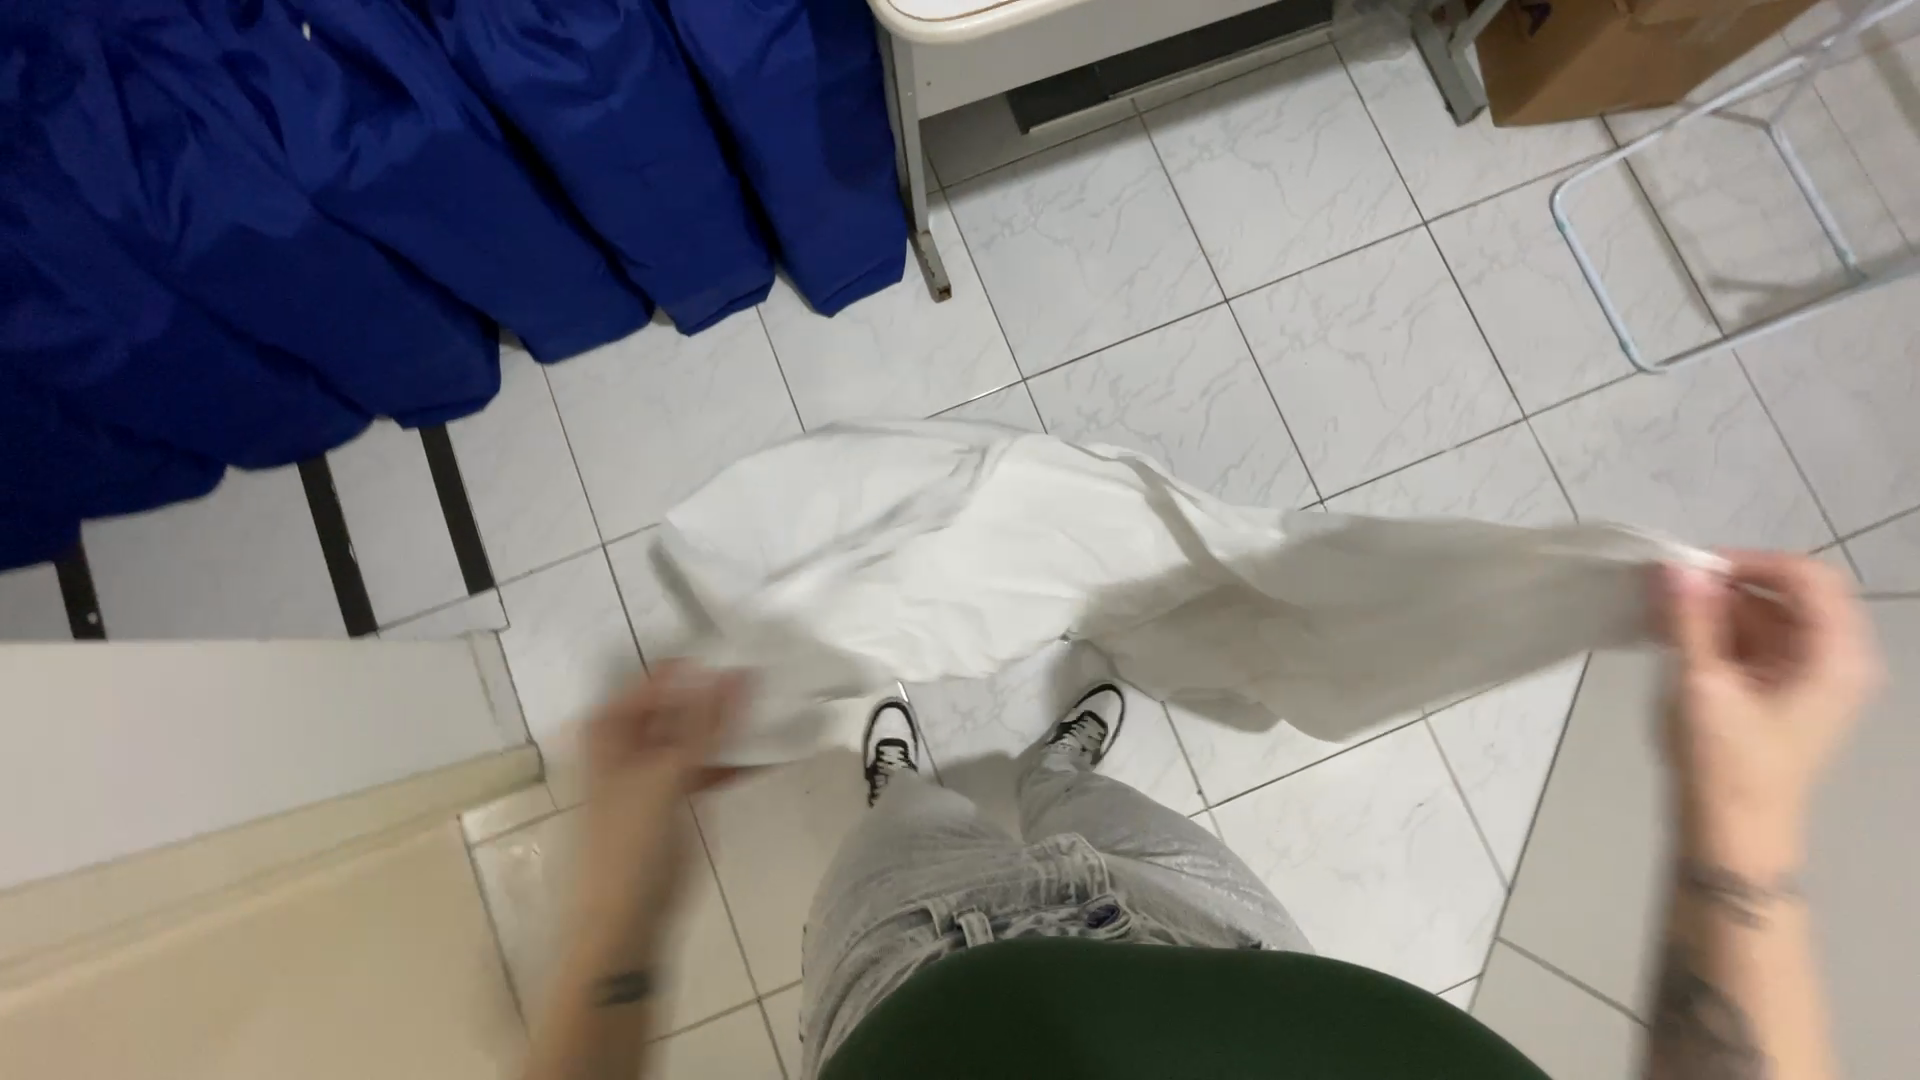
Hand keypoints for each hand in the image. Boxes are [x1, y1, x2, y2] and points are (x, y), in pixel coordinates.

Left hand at [569, 662, 749, 959]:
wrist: (624, 926)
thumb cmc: (633, 846)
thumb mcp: (668, 775)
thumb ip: (705, 721)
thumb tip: (737, 668)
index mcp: (610, 733)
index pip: (654, 679)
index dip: (694, 665)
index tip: (741, 654)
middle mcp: (627, 747)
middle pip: (676, 705)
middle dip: (718, 695)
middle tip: (762, 682)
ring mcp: (651, 775)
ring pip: (695, 736)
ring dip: (729, 728)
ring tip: (771, 715)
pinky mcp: (674, 802)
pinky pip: (706, 768)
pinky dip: (731, 762)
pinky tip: (767, 757)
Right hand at [1655, 553, 1878, 876]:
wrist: (1731, 822)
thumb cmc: (1724, 756)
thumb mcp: (1701, 683)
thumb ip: (1690, 621)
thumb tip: (1674, 566)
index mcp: (1834, 655)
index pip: (1806, 577)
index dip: (1746, 562)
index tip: (1683, 570)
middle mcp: (1832, 657)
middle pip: (1785, 593)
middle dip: (1722, 584)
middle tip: (1660, 592)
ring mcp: (1806, 672)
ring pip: (1762, 614)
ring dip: (1711, 607)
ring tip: (1656, 615)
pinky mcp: (1777, 685)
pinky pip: (1750, 638)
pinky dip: (1712, 628)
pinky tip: (1669, 635)